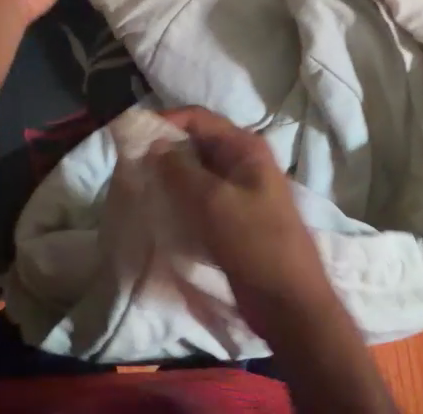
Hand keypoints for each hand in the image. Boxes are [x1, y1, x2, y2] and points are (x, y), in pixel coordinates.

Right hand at [154, 107, 334, 330]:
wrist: (290, 303)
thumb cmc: (256, 244)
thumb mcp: (213, 203)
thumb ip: (180, 171)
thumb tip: (155, 145)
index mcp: (245, 147)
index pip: (198, 119)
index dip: (165, 122)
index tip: (132, 136)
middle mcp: (243, 162)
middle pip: (196, 143)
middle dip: (164, 151)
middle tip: (131, 165)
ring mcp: (240, 191)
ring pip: (197, 173)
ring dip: (170, 178)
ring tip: (140, 188)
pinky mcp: (234, 219)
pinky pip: (201, 199)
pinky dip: (180, 200)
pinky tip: (160, 212)